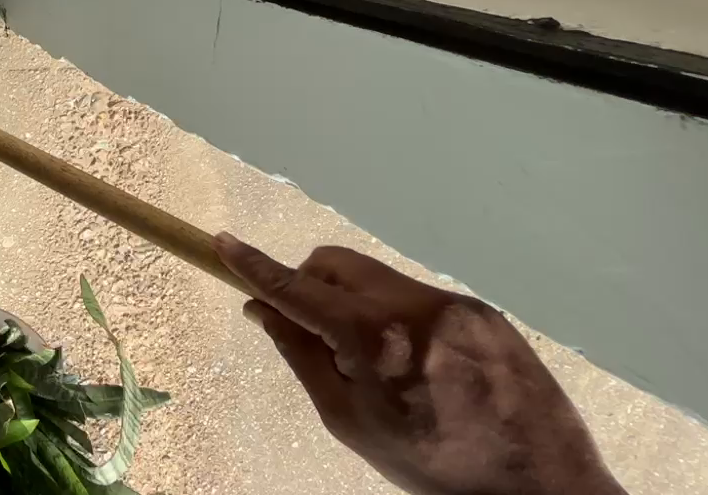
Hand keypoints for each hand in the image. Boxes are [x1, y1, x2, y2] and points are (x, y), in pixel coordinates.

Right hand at [213, 234, 624, 494]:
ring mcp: (454, 306)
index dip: (254, 266)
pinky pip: (416, 295)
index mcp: (372, 336)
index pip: (295, 287)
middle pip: (332, 265)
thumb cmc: (431, 466)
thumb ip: (300, 353)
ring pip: (373, 277)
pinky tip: (421, 361)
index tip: (222, 242)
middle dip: (310, 284)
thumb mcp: (348, 419)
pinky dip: (396, 314)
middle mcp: (412, 305)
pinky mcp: (485, 314)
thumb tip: (260, 307)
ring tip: (379, 355)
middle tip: (316, 329)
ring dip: (354, 300)